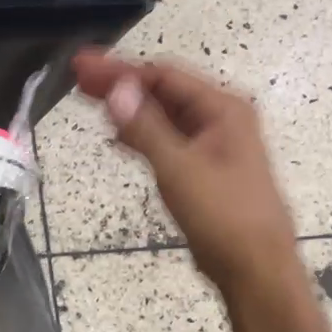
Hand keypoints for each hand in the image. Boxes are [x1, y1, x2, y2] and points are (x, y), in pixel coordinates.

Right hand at [72, 50, 299, 293]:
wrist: (254, 265)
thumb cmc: (223, 215)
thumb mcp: (178, 168)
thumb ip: (144, 128)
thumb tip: (115, 91)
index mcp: (222, 109)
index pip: (163, 75)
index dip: (119, 69)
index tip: (81, 65)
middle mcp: (220, 118)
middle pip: (162, 89)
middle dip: (119, 82)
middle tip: (77, 76)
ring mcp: (212, 142)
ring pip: (163, 112)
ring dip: (128, 105)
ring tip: (90, 99)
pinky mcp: (202, 166)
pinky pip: (166, 136)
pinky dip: (140, 131)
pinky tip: (118, 135)